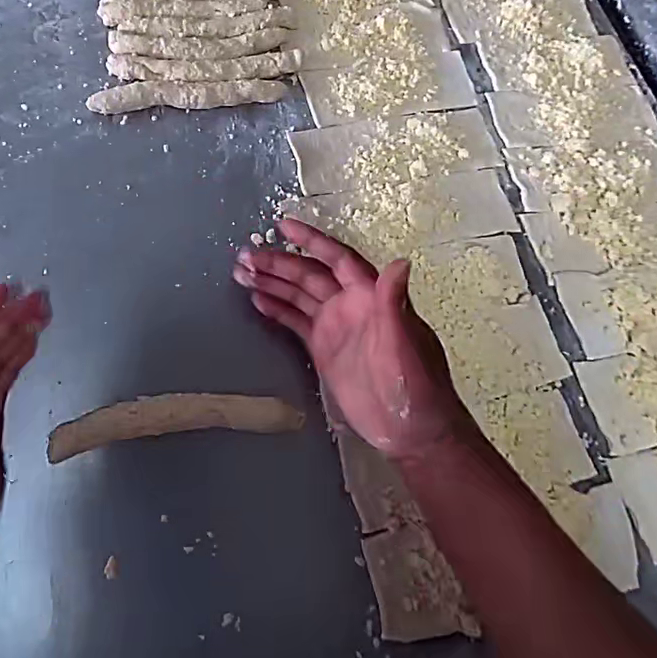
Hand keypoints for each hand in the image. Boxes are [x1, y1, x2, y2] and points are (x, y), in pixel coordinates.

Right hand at [233, 217, 469, 460]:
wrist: (411, 431)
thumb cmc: (414, 385)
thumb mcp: (405, 343)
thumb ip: (395, 303)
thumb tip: (400, 262)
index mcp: (370, 295)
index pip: (336, 259)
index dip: (310, 241)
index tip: (283, 226)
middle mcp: (350, 304)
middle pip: (308, 274)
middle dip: (278, 263)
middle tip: (246, 256)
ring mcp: (336, 326)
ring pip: (298, 295)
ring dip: (272, 282)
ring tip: (241, 273)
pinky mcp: (325, 348)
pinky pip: (296, 321)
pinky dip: (277, 309)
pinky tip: (257, 299)